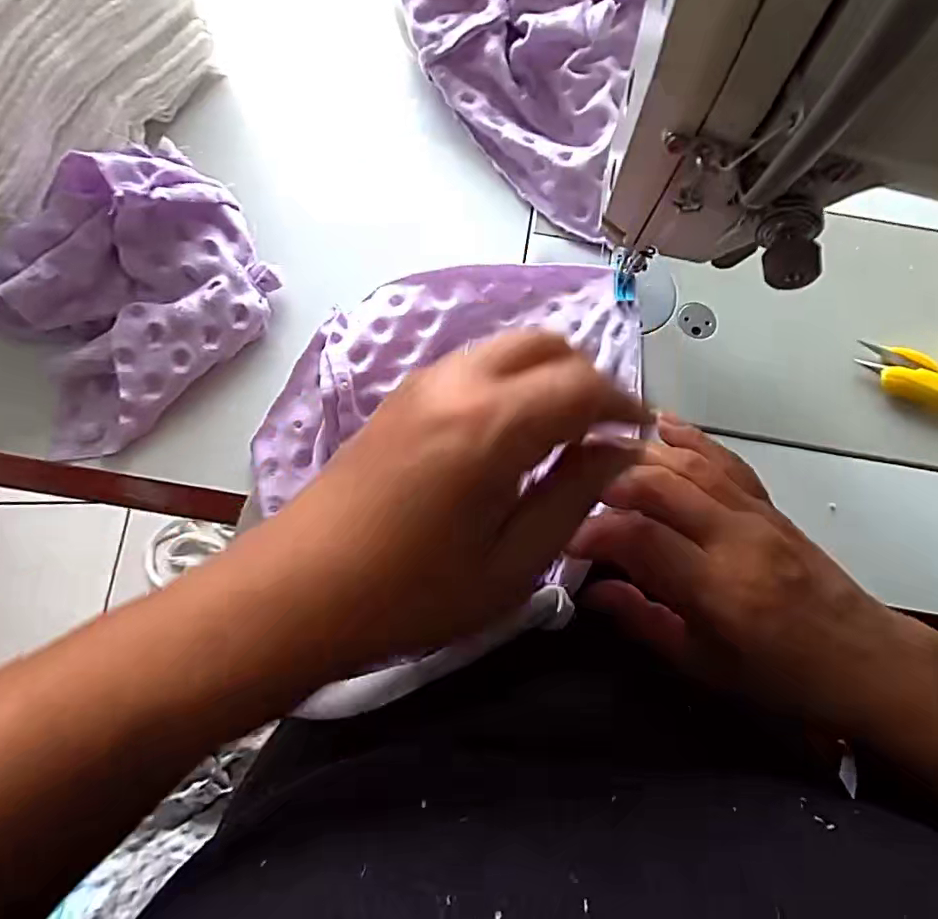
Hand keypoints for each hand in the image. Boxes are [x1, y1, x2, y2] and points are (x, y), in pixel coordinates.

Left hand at [239, 331, 649, 671]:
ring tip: (561, 431)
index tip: (637, 436)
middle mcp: (460, 382)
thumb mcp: (512, 563)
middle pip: (547, 345)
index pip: (583, 384)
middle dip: (588, 378)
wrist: (300, 590)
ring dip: (548, 374)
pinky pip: (475, 364)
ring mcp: (424, 382)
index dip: (622, 405)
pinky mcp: (402, 395)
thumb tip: (616, 451)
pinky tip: (509, 431)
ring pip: (509, 347)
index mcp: (494, 423)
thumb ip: (574, 494)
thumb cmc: (412, 593)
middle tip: (601, 431)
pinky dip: (510, 379)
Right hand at [570, 415, 937, 737]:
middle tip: (566, 482)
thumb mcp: (705, 665)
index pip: (640, 537)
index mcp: (718, 589)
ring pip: (687, 465)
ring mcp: (754, 514)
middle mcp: (735, 539)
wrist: (864, 659)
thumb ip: (644, 621)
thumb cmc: (781, 677)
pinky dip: (689, 438)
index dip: (593, 530)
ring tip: (595, 448)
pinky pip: (724, 460)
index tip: (563, 537)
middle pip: (659, 486)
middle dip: (604, 478)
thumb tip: (591, 591)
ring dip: (637, 452)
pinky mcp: (767, 504)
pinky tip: (660, 425)